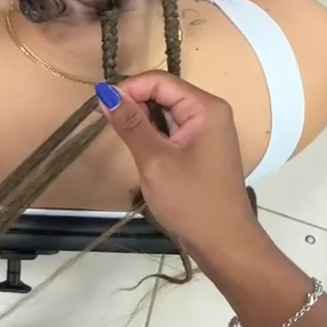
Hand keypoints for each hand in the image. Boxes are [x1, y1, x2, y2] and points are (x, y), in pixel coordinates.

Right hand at [95, 74, 269, 264]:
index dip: (128, 89)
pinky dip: (153, 132)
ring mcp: (208, 130)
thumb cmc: (191, 202)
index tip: (101, 106)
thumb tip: (106, 92)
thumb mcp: (154, 160)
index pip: (159, 81)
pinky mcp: (202, 146)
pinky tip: (140, 148)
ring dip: (142, 119)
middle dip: (134, 102)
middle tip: (107, 122)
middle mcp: (210, 111)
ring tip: (122, 137)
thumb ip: (130, 123)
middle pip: (163, 92)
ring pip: (166, 110)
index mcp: (205, 108)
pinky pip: (172, 127)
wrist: (225, 245)